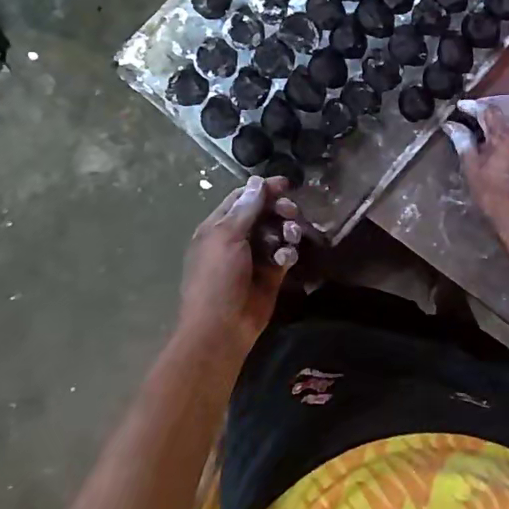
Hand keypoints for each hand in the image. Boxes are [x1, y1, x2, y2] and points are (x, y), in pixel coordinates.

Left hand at [179, 176, 303, 350]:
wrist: (223, 326)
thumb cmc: (217, 278)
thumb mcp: (227, 237)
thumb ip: (245, 209)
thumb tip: (257, 182)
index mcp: (218, 227)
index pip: (242, 198)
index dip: (262, 189)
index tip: (286, 185)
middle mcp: (236, 238)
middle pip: (263, 213)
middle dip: (279, 210)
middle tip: (292, 212)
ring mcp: (254, 256)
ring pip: (277, 232)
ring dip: (287, 230)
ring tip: (291, 238)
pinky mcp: (271, 273)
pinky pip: (284, 254)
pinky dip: (288, 253)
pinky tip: (286, 259)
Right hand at [444, 96, 508, 239]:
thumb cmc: (492, 194)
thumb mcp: (472, 168)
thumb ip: (463, 142)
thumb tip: (451, 125)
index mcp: (505, 137)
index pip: (489, 111)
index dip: (473, 106)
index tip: (459, 107)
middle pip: (505, 111)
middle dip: (487, 108)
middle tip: (469, 112)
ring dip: (497, 118)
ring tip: (480, 123)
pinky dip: (506, 128)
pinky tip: (494, 137)